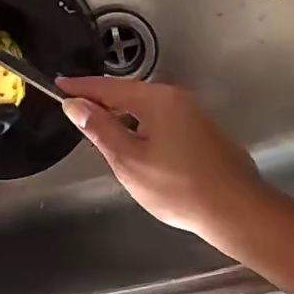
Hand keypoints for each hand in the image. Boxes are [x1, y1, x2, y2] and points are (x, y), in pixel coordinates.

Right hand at [56, 75, 270, 237]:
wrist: (234, 208)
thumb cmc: (177, 187)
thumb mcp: (129, 160)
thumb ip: (100, 129)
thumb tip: (76, 105)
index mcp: (157, 100)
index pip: (109, 86)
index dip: (81, 87)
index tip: (59, 85)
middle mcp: (178, 99)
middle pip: (131, 94)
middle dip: (104, 102)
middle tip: (78, 112)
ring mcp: (195, 115)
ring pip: (149, 110)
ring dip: (125, 117)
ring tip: (104, 133)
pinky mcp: (205, 133)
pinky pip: (165, 122)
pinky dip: (145, 128)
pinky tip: (141, 150)